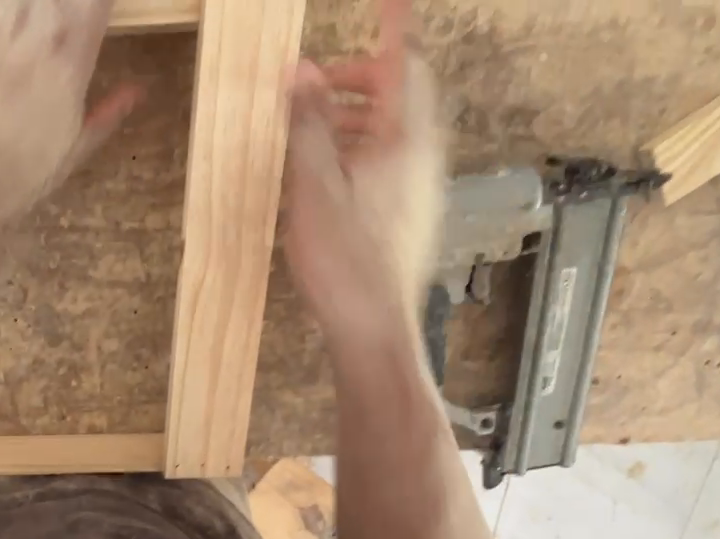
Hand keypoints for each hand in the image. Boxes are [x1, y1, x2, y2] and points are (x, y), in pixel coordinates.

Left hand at [0, 0, 143, 228]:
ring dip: (30, 9)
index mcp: (72, 53)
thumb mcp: (71, 151)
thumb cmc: (16, 177)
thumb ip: (105, 113)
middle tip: (61, 31)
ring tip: (31, 29)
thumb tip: (136, 91)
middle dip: (65, 9)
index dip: (99, 7)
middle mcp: (36, 21)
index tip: (97, 17)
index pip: (99, 0)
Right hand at [283, 0, 444, 350]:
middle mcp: (419, 158)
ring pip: (388, 133)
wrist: (372, 327)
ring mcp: (416, 189)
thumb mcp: (315, 188)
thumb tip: (299, 72)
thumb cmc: (346, 263)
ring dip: (349, 119)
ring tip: (308, 133)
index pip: (403, 61)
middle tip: (312, 85)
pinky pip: (384, 165)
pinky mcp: (405, 216)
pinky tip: (323, 178)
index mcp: (404, 141)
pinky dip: (354, 153)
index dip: (393, 24)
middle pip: (395, 95)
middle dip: (353, 80)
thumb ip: (308, 128)